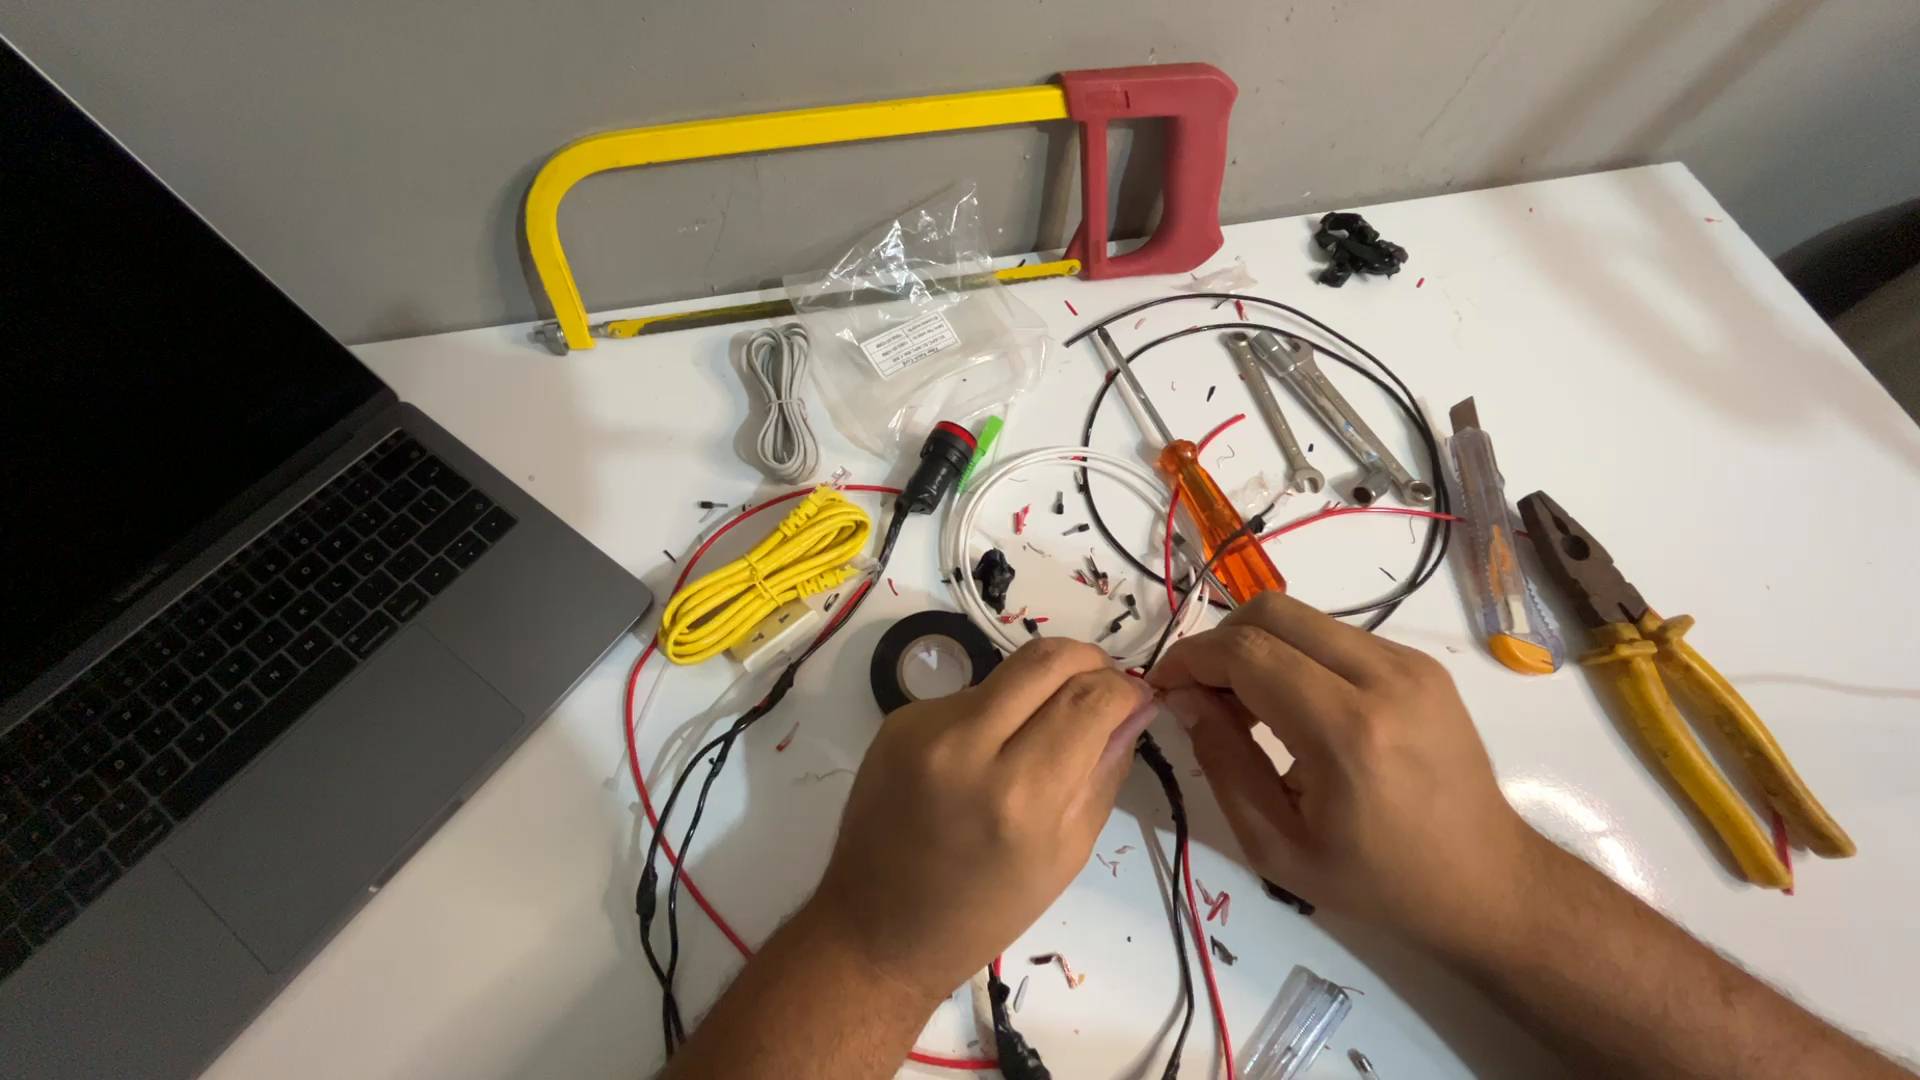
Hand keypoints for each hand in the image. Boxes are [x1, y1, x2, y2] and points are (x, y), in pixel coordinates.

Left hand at [805, 638, 1157, 1000]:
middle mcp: (968, 745)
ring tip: (1042, 729)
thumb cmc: (984, 910)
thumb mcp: (1066, 854)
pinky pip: (969, 695)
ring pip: (1008, 672)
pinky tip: (987, 752)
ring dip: (1041, 686)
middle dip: (1089, 661)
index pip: (1090, 700)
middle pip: (1047, 658)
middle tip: (1101, 686)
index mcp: (1021, 795)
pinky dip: (995, 710)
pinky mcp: (899, 719)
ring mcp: (925, 726)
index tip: (1137, 697)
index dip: (1125, 688)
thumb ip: (1105, 771)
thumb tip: (1134, 707)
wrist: (876, 926)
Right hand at [1146, 591, 1545, 952]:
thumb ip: (1220, 760)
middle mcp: (1384, 678)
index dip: (1191, 659)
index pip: (1247, 653)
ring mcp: (1409, 663)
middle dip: (1218, 642)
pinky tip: (1288, 702)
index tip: (1164, 687)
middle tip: (1202, 692)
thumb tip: (1183, 696)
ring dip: (1253, 646)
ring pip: (1299, 616)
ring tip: (1244, 703)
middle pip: (1271, 612)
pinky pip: (1330, 633)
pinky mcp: (1419, 663)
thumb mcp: (1275, 845)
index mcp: (1348, 731)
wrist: (1490, 884)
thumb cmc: (1376, 879)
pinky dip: (1290, 652)